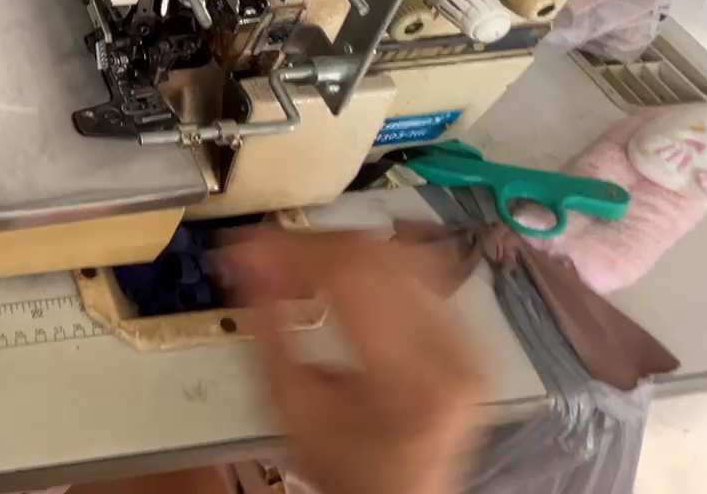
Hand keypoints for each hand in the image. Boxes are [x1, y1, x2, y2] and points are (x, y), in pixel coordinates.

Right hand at [223, 229, 484, 493]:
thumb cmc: (341, 462)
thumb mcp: (290, 402)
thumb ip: (267, 325)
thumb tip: (243, 259)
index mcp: (410, 376)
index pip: (348, 276)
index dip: (289, 249)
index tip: (243, 246)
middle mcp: (450, 350)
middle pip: (370, 255)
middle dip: (303, 243)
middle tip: (257, 249)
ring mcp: (464, 338)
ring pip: (389, 251)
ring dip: (330, 245)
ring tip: (290, 258)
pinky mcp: (460, 331)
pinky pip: (408, 267)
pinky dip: (360, 257)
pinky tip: (329, 265)